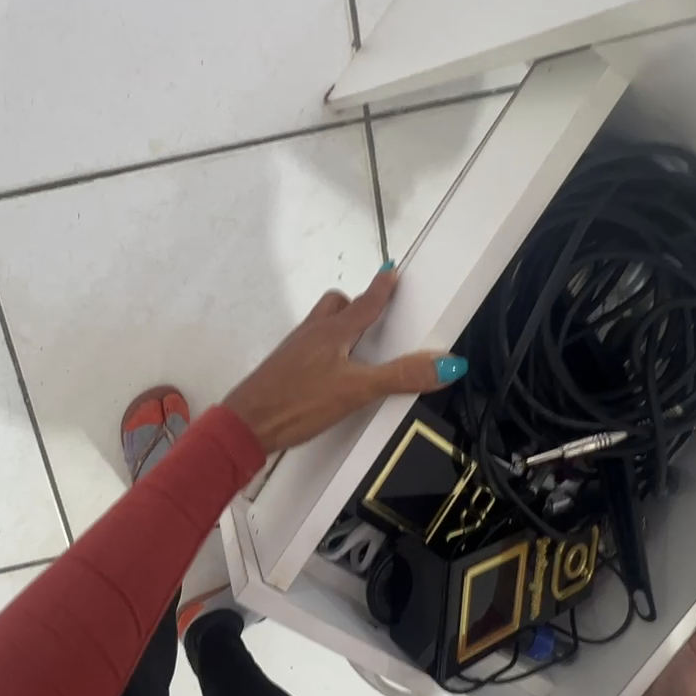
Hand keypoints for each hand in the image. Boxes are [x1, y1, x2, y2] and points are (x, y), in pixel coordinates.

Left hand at [222, 269, 463, 452]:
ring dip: (338, 328)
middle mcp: (311, 334)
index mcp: (333, 332)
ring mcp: (293, 351)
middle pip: (334, 306)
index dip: (381, 288)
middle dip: (355, 306)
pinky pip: (308, 348)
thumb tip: (449, 364)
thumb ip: (400, 376)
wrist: (247, 424)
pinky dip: (323, 351)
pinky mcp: (282, 369)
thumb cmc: (299, 401)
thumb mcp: (357, 391)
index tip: (391, 271)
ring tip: (355, 349)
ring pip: (319, 326)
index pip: (364, 304)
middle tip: (373, 318)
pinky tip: (327, 375)